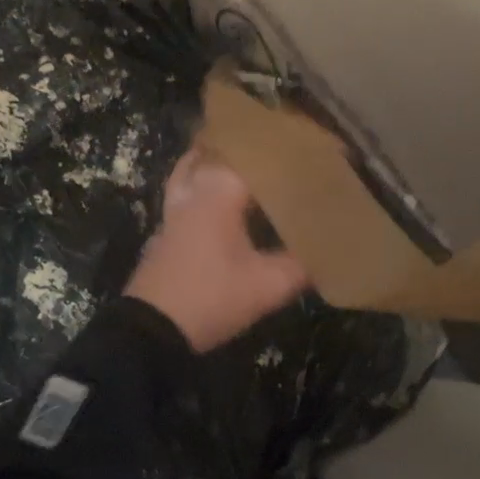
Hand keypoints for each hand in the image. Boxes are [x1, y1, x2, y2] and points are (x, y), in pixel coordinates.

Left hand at [126, 148, 309, 352]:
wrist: (153, 327)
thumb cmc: (212, 298)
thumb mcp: (267, 286)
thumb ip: (299, 264)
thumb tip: (326, 250)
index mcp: (219, 192)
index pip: (254, 156)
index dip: (284, 152)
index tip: (313, 152)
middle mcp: (193, 190)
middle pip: (219, 153)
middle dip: (248, 150)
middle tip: (284, 153)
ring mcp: (174, 208)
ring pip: (194, 167)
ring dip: (217, 162)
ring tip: (248, 164)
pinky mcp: (165, 227)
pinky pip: (185, 189)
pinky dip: (202, 183)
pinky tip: (222, 199)